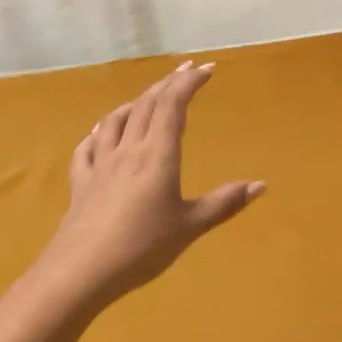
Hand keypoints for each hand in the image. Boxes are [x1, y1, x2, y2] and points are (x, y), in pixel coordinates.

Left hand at [46, 61, 263, 312]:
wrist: (80, 271)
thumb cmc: (142, 248)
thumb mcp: (190, 227)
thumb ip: (224, 203)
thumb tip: (261, 185)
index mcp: (157, 155)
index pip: (173, 106)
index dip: (189, 83)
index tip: (207, 69)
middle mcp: (128, 150)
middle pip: (146, 105)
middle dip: (167, 84)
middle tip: (186, 70)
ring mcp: (100, 165)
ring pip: (115, 120)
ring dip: (134, 102)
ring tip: (147, 97)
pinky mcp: (80, 183)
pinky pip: (89, 146)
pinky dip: (100, 132)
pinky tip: (100, 133)